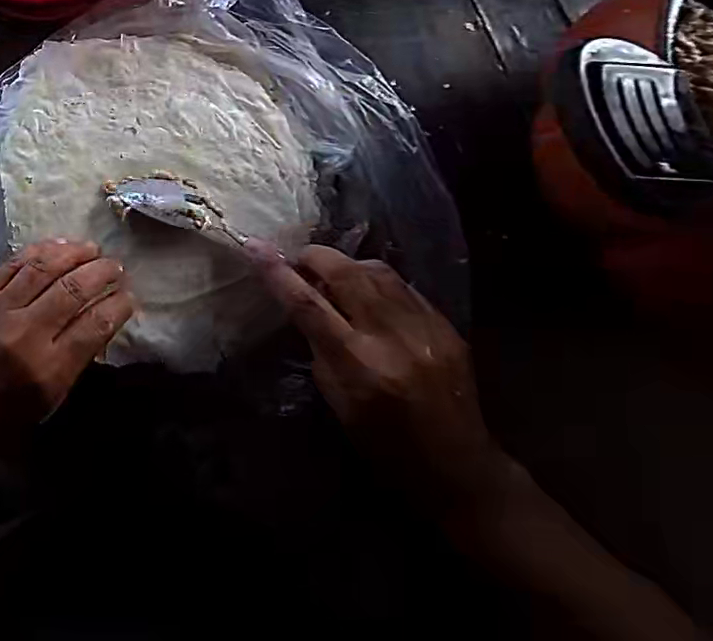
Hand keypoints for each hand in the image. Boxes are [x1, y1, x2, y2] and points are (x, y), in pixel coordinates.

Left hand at [0, 239, 136, 468]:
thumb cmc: (6, 419)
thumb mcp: (52, 399)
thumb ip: (77, 358)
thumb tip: (102, 318)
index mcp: (48, 369)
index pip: (94, 326)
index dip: (118, 306)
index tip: (130, 296)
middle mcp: (24, 333)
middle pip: (71, 290)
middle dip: (100, 273)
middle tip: (117, 266)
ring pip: (41, 269)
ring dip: (71, 253)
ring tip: (92, 248)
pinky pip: (12, 267)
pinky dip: (37, 252)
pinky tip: (56, 246)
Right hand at [245, 241, 508, 509]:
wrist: (458, 467)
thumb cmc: (380, 438)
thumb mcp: (333, 394)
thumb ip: (317, 341)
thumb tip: (301, 298)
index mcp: (357, 363)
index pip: (306, 303)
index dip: (276, 270)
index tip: (255, 246)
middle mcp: (392, 339)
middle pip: (346, 273)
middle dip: (315, 257)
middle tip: (299, 261)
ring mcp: (425, 330)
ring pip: (378, 270)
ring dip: (347, 265)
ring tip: (333, 276)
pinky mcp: (448, 328)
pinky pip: (403, 286)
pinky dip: (378, 283)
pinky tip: (370, 295)